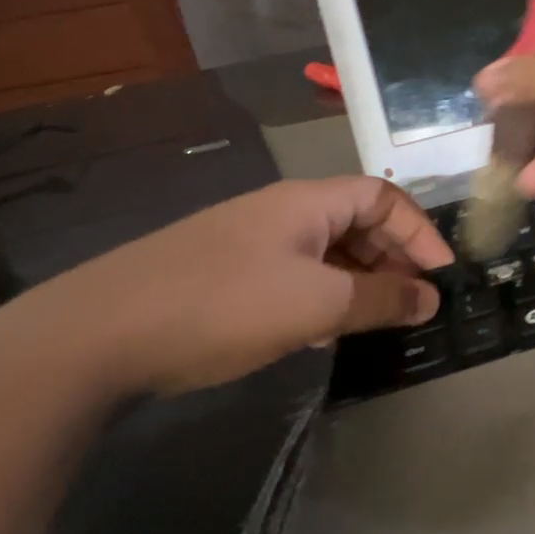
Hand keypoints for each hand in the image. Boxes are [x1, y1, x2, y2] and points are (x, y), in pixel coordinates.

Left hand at [0, 177, 453, 397]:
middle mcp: (279, 212)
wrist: (91, 336)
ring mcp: (245, 243)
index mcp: (306, 202)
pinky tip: (317, 334)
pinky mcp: (219, 275)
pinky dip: (320, 297)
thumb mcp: (316, 305)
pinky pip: (292, 276)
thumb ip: (380, 300)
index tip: (443, 276)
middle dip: (393, 259)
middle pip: (355, 221)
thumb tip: (430, 299)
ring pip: (324, 252)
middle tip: (414, 304)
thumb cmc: (221, 306)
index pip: (384, 196)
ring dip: (358, 281)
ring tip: (375, 322)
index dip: (420, 231)